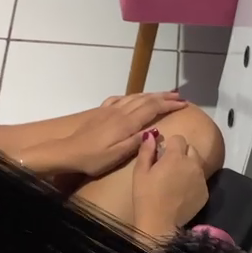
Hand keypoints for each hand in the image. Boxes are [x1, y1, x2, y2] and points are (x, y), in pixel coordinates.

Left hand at [20, 92, 186, 178]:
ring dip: (150, 94)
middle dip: (164, 97)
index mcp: (127, 123)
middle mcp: (120, 112)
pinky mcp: (101, 112)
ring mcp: (109, 110)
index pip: (152, 108)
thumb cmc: (93, 158)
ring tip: (163, 95)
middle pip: (146, 99)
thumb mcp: (117, 155)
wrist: (68, 151)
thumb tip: (155, 131)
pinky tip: (132, 97)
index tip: (183, 104)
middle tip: (179, 97)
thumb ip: (136, 142)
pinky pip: (120, 99)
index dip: (169, 105)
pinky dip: (131, 96)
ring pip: (134, 97)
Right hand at [130, 130, 208, 237]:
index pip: (178, 138)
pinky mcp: (205, 193)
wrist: (159, 224)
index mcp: (175, 156)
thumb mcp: (140, 173)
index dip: (170, 145)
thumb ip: (146, 151)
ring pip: (197, 164)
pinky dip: (193, 182)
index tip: (162, 155)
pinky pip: (200, 180)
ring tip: (176, 181)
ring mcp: (201, 179)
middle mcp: (192, 164)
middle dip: (182, 154)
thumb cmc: (145, 197)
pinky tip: (182, 193)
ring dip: (189, 167)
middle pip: (191, 149)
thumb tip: (151, 135)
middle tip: (170, 167)